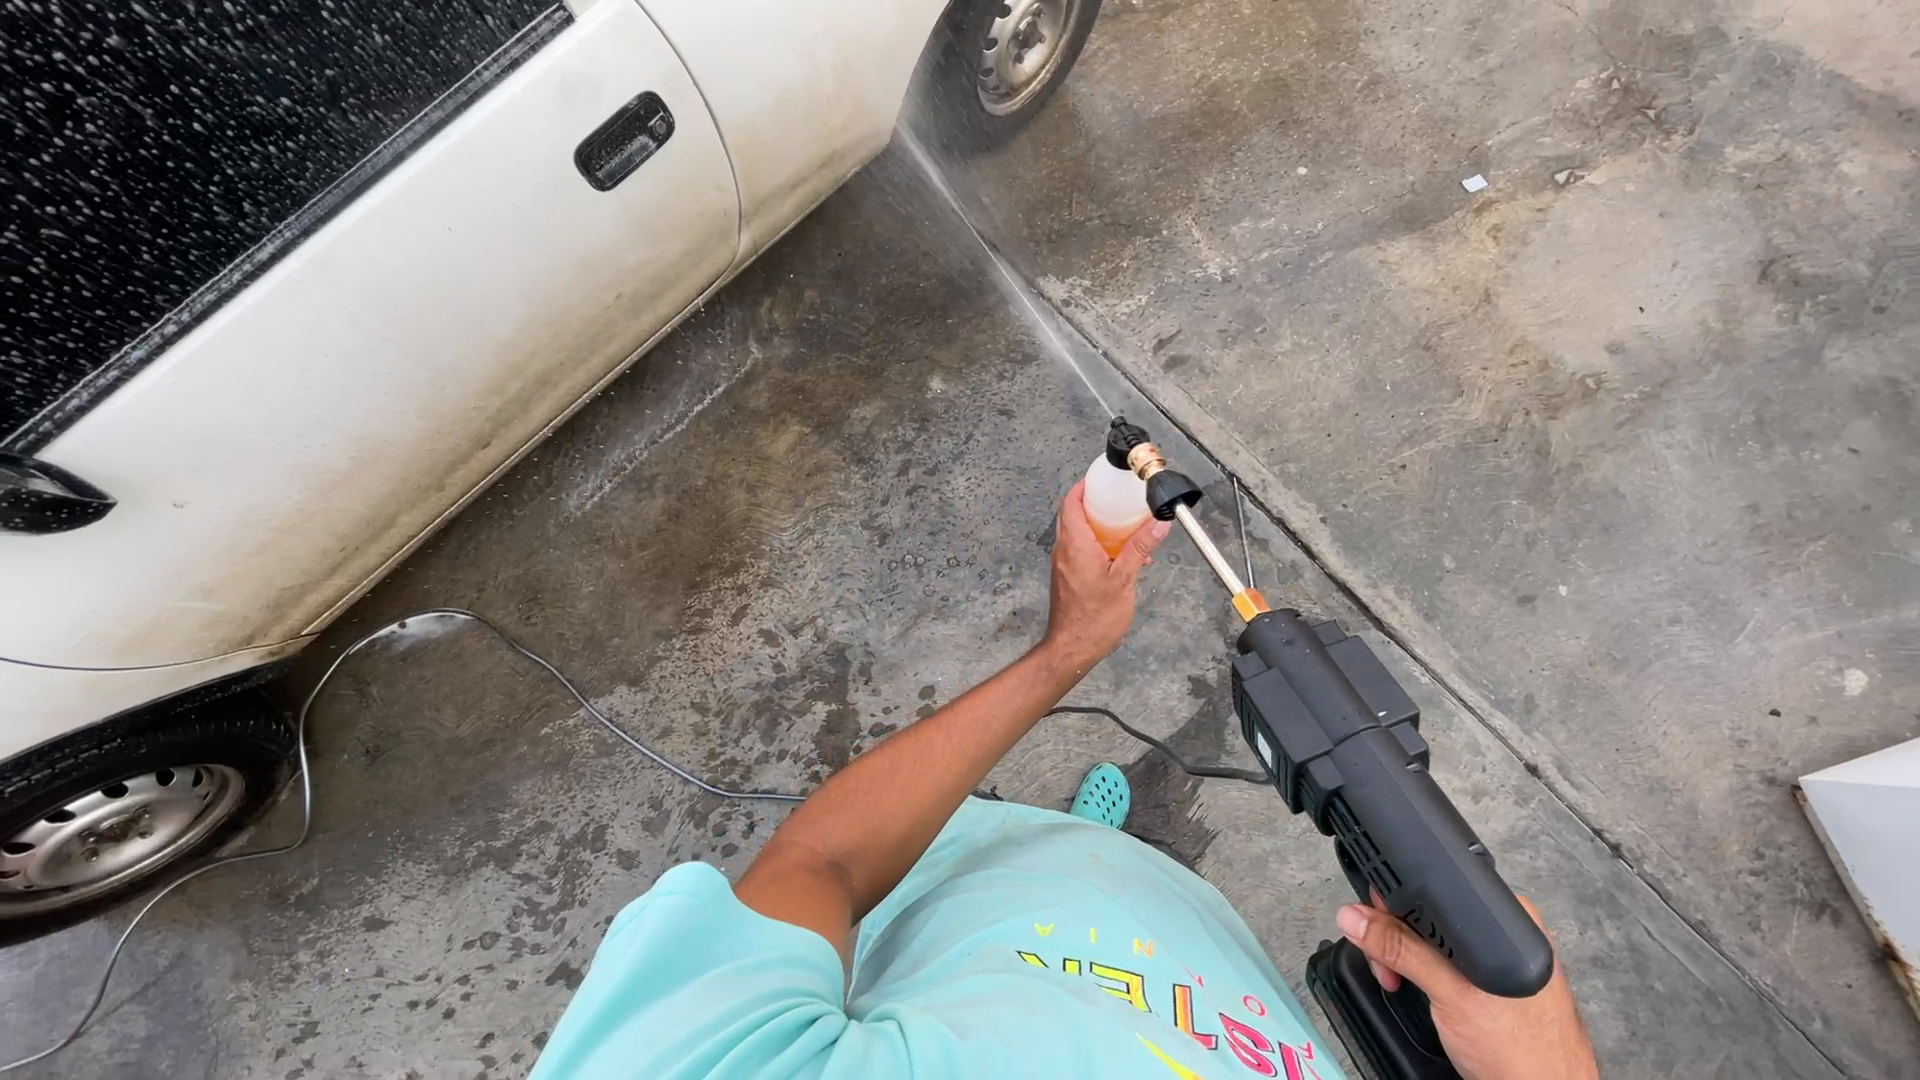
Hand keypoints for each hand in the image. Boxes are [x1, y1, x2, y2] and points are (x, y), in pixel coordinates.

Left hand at [1041, 480, 1169, 670]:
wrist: (1072, 647)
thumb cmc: (1095, 617)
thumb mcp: (1124, 579)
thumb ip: (1139, 548)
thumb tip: (1158, 522)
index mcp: (1074, 544)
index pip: (1070, 502)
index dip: (1084, 486)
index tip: (1103, 479)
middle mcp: (1064, 550)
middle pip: (1073, 514)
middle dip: (1095, 503)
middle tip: (1118, 499)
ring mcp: (1063, 563)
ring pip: (1077, 533)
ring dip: (1099, 526)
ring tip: (1127, 528)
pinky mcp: (1067, 576)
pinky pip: (1080, 550)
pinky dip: (1098, 545)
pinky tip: (1122, 557)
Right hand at [1335, 897, 1598, 1079]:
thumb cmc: (1525, 1055)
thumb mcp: (1451, 994)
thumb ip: (1401, 950)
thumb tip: (1354, 917)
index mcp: (1508, 919)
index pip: (1434, 891)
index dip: (1394, 902)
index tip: (1373, 924)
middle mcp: (1504, 935)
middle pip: (1427, 916)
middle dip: (1395, 937)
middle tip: (1386, 965)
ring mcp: (1497, 963)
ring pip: (1431, 941)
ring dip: (1403, 959)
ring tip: (1396, 983)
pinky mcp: (1489, 986)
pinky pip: (1442, 963)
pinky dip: (1420, 973)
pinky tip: (1415, 990)